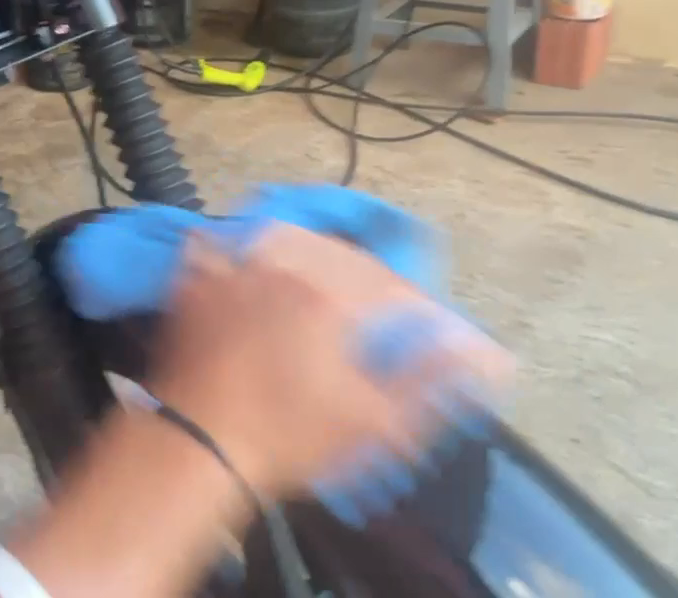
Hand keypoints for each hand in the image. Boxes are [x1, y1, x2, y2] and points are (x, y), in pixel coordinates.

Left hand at [144, 224, 512, 502]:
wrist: (198, 441)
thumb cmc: (289, 437)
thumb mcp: (375, 421)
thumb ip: (432, 379)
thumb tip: (485, 354)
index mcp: (330, 295)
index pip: (391, 283)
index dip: (416, 305)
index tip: (427, 327)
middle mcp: (281, 265)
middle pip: (339, 252)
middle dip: (369, 275)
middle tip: (379, 305)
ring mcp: (230, 266)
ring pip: (282, 235)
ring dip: (311, 249)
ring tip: (323, 278)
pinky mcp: (192, 279)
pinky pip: (218, 240)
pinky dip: (238, 243)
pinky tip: (249, 259)